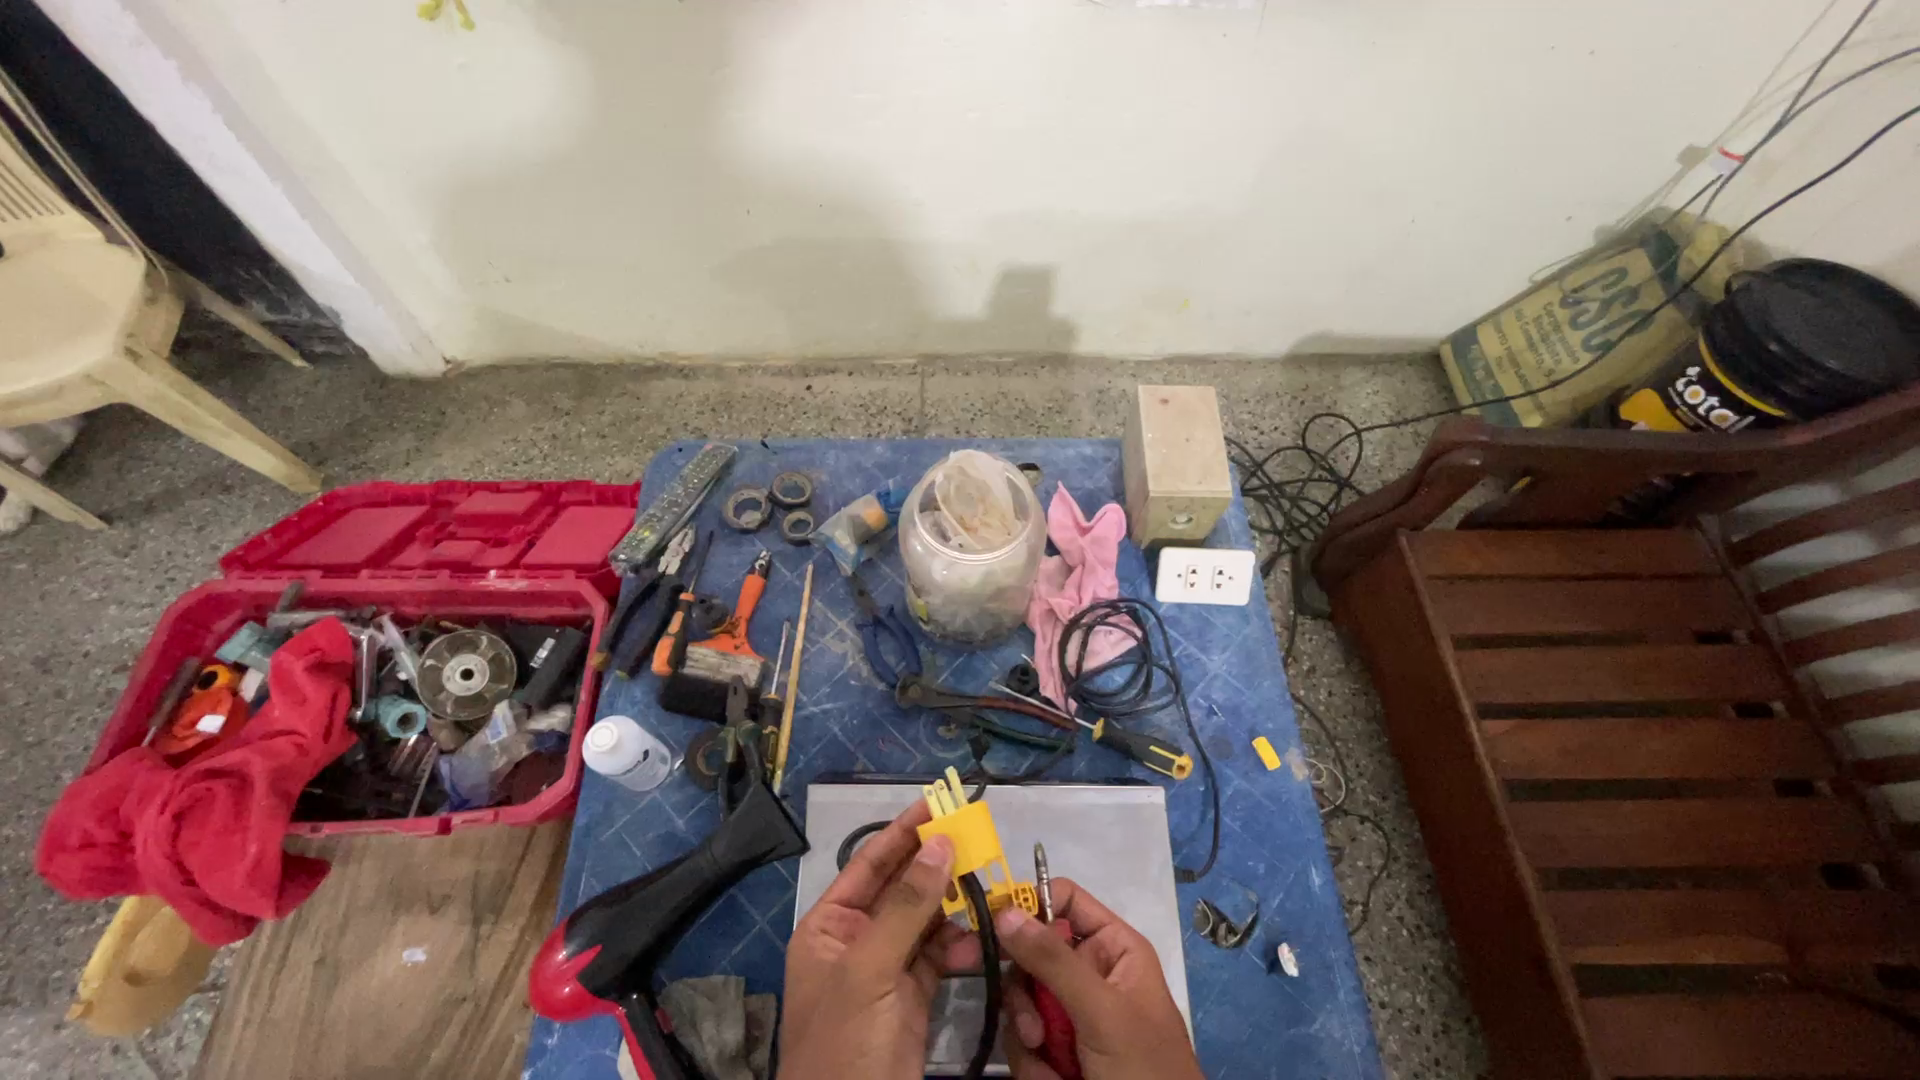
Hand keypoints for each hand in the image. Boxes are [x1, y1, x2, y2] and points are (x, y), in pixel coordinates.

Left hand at [780, 800, 980, 1079]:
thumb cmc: (844, 1041)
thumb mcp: (869, 970)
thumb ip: (906, 906)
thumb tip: (939, 843)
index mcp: (829, 926)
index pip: (870, 864)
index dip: (903, 832)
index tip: (937, 802)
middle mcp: (857, 940)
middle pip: (901, 889)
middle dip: (937, 865)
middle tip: (977, 836)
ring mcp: (886, 969)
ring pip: (926, 922)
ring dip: (955, 906)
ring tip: (988, 887)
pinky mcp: (914, 996)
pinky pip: (941, 956)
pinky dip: (963, 946)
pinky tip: (984, 940)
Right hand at [995, 878, 1202, 1079]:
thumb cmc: (1145, 1069)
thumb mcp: (1103, 1012)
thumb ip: (1054, 961)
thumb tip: (1005, 911)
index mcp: (1112, 947)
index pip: (1063, 900)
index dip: (1029, 905)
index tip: (996, 925)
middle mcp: (1088, 972)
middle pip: (1031, 952)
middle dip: (1024, 991)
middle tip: (1027, 1023)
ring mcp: (1070, 1012)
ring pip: (1020, 998)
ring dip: (1027, 1032)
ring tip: (1049, 1061)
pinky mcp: (1056, 1050)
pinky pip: (1022, 1039)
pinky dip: (1032, 1064)